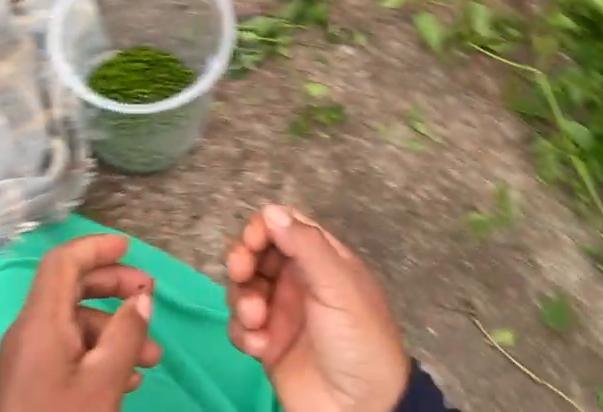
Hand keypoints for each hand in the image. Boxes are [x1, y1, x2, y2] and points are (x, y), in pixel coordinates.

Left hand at [0, 234, 163, 411]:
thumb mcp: (103, 381)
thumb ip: (127, 332)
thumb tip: (142, 296)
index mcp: (39, 321)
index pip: (63, 262)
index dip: (96, 247)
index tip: (130, 248)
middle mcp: (27, 332)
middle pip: (70, 289)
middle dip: (113, 287)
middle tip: (150, 296)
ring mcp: (25, 361)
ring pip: (72, 325)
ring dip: (113, 330)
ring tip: (151, 357)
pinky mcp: (28, 386)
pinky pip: (65, 352)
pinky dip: (97, 353)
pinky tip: (127, 378)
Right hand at [225, 205, 408, 411]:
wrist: (361, 410)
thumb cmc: (358, 338)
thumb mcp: (338, 286)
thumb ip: (306, 245)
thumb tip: (271, 210)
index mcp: (322, 259)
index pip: (285, 226)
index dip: (264, 227)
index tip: (252, 241)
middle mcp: (299, 280)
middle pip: (258, 253)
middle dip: (243, 259)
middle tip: (241, 273)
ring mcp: (282, 312)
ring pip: (244, 287)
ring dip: (242, 299)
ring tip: (256, 321)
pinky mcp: (268, 345)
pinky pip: (241, 326)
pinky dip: (243, 332)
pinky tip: (259, 347)